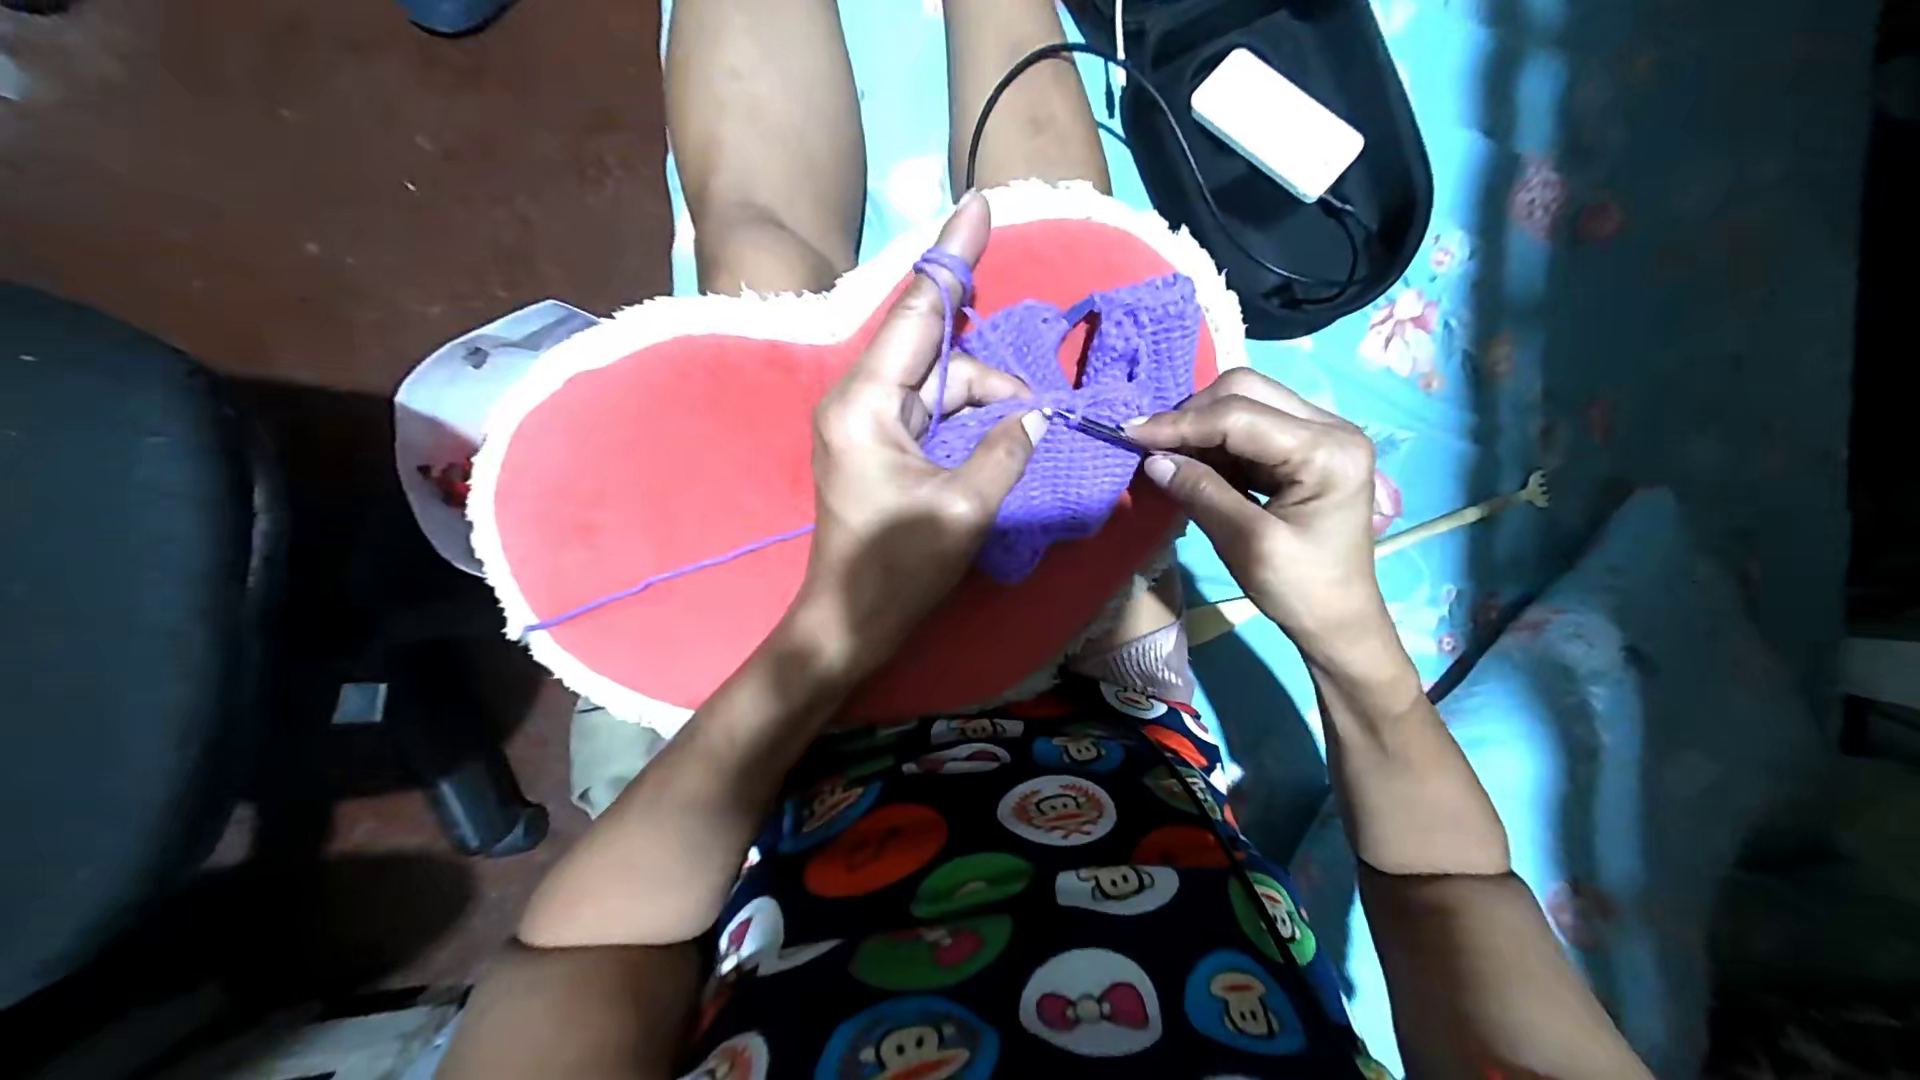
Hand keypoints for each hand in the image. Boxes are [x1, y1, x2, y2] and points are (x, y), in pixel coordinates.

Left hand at [793, 193, 1044, 676]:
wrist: (849, 622)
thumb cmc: (897, 570)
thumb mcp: (964, 508)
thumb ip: (1006, 450)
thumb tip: (1038, 414)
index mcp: (867, 403)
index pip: (918, 313)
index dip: (952, 258)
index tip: (980, 205)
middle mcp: (860, 400)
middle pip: (937, 356)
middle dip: (992, 379)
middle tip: (1039, 414)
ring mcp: (866, 424)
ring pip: (939, 388)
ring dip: (986, 408)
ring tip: (1022, 442)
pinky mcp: (876, 448)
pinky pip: (931, 414)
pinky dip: (967, 423)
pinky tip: (999, 440)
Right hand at [1128, 369, 1393, 668]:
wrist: (1338, 619)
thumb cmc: (1300, 588)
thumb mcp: (1247, 544)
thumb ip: (1201, 494)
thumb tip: (1152, 460)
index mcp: (1327, 451)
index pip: (1239, 416)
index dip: (1180, 423)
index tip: (1131, 435)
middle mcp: (1329, 428)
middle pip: (1245, 391)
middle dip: (1191, 415)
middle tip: (1152, 447)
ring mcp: (1319, 435)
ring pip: (1244, 403)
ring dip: (1200, 427)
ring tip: (1167, 457)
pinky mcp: (1303, 448)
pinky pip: (1248, 427)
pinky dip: (1214, 442)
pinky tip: (1193, 464)